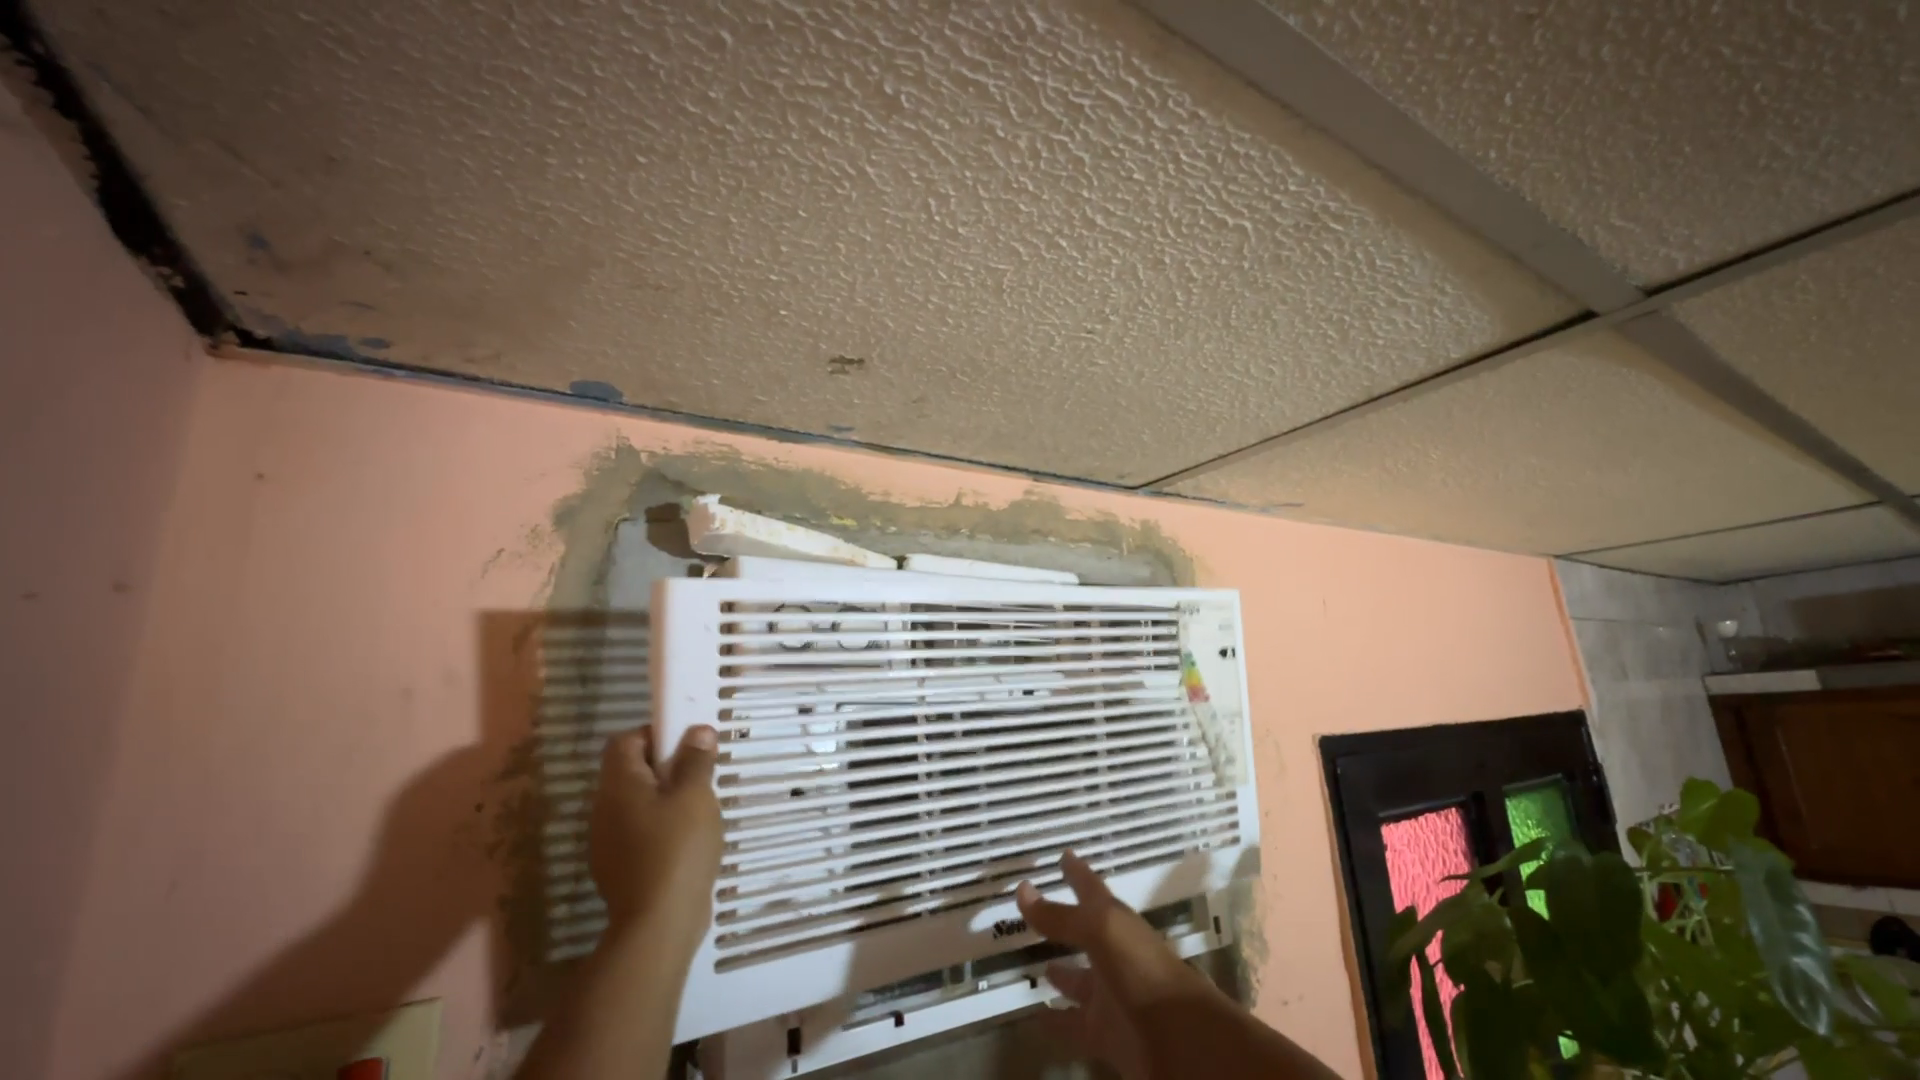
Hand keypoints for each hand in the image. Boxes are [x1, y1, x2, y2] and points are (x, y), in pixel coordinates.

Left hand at [589, 725, 722, 935]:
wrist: (658, 922)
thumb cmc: (678, 848)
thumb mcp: (695, 796)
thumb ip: (696, 761)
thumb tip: (697, 731)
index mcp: (619, 784)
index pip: (625, 741)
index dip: (655, 734)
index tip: (688, 744)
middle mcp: (604, 808)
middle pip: (631, 772)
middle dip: (666, 768)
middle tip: (701, 777)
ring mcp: (608, 841)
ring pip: (637, 804)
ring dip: (665, 800)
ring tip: (699, 811)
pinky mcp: (619, 867)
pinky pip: (639, 833)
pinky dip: (661, 829)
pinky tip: (688, 843)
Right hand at [1016, 852, 1221, 1079]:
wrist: (1180, 1038)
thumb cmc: (1143, 970)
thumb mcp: (1101, 931)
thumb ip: (1061, 916)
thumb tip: (1022, 889)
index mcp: (1117, 924)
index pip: (1093, 891)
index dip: (1078, 873)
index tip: (1064, 855)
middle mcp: (1115, 955)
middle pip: (1086, 935)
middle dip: (1064, 926)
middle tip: (1035, 916)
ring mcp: (1111, 995)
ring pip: (1080, 981)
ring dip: (1061, 975)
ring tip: (1033, 968)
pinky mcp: (1107, 1032)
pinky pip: (1073, 1025)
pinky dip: (1055, 1022)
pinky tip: (1034, 1018)